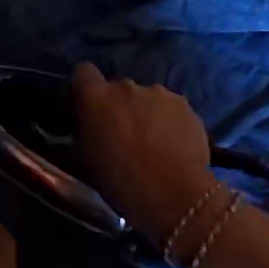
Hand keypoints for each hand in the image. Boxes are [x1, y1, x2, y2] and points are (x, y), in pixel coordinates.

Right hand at [70, 62, 216, 246]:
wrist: (174, 195)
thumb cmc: (121, 182)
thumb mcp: (87, 158)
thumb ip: (86, 129)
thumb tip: (90, 122)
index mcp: (97, 97)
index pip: (83, 72)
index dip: (86, 88)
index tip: (90, 108)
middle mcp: (126, 86)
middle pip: (118, 89)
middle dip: (119, 106)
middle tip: (124, 133)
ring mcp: (159, 92)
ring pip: (147, 98)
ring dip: (146, 112)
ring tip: (154, 142)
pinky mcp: (185, 104)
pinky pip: (170, 108)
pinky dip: (169, 121)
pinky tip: (174, 144)